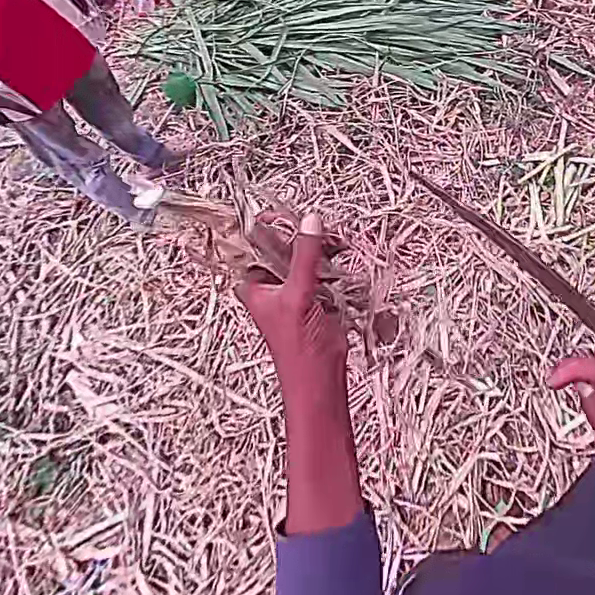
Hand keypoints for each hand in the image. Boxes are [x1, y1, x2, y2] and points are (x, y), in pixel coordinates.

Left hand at [235, 213, 347, 391]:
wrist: (320, 381)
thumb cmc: (297, 352)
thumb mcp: (298, 297)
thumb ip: (304, 257)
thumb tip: (309, 223)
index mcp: (253, 282)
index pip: (256, 242)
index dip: (271, 224)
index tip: (289, 213)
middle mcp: (271, 282)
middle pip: (283, 243)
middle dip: (303, 233)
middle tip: (319, 227)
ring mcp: (293, 286)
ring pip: (304, 252)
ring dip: (320, 243)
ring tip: (335, 240)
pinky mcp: (315, 292)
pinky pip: (321, 265)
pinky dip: (332, 257)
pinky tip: (341, 253)